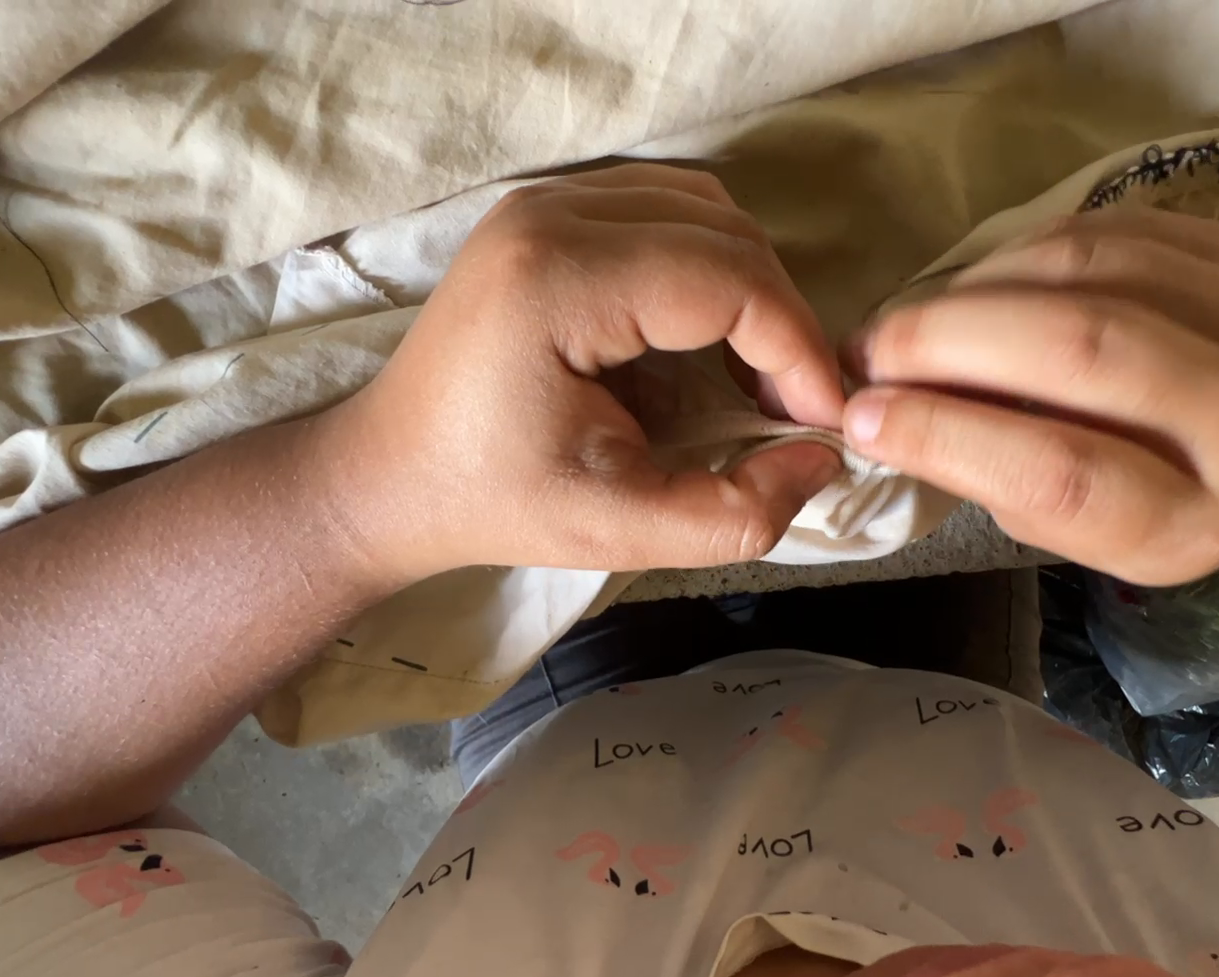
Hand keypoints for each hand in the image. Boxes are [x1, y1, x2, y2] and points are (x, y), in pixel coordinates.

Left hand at [317, 164, 846, 580]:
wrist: (395, 474)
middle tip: (791, 407)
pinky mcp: (547, 216)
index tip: (823, 420)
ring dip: (750, 292)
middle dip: (780, 322)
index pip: (728, 280)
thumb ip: (738, 513)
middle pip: (725, 235)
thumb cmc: (496, 503)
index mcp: (559, 279)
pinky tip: (704, 341)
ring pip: (703, 214)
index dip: (798, 350)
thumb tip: (823, 458)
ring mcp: (544, 203)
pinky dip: (708, 275)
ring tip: (755, 376)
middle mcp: (550, 214)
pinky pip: (666, 217)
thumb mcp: (622, 531)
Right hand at [843, 209, 1218, 584]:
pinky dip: (1006, 260)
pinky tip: (966, 294)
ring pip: (1081, 271)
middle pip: (1080, 347)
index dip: (945, 437)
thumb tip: (880, 411)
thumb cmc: (1135, 507)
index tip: (860, 419)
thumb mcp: (1061, 531)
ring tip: (906, 327)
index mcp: (1193, 520)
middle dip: (943, 342)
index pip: (1062, 475)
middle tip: (869, 353)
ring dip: (965, 294)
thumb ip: (987, 476)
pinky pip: (1094, 231)